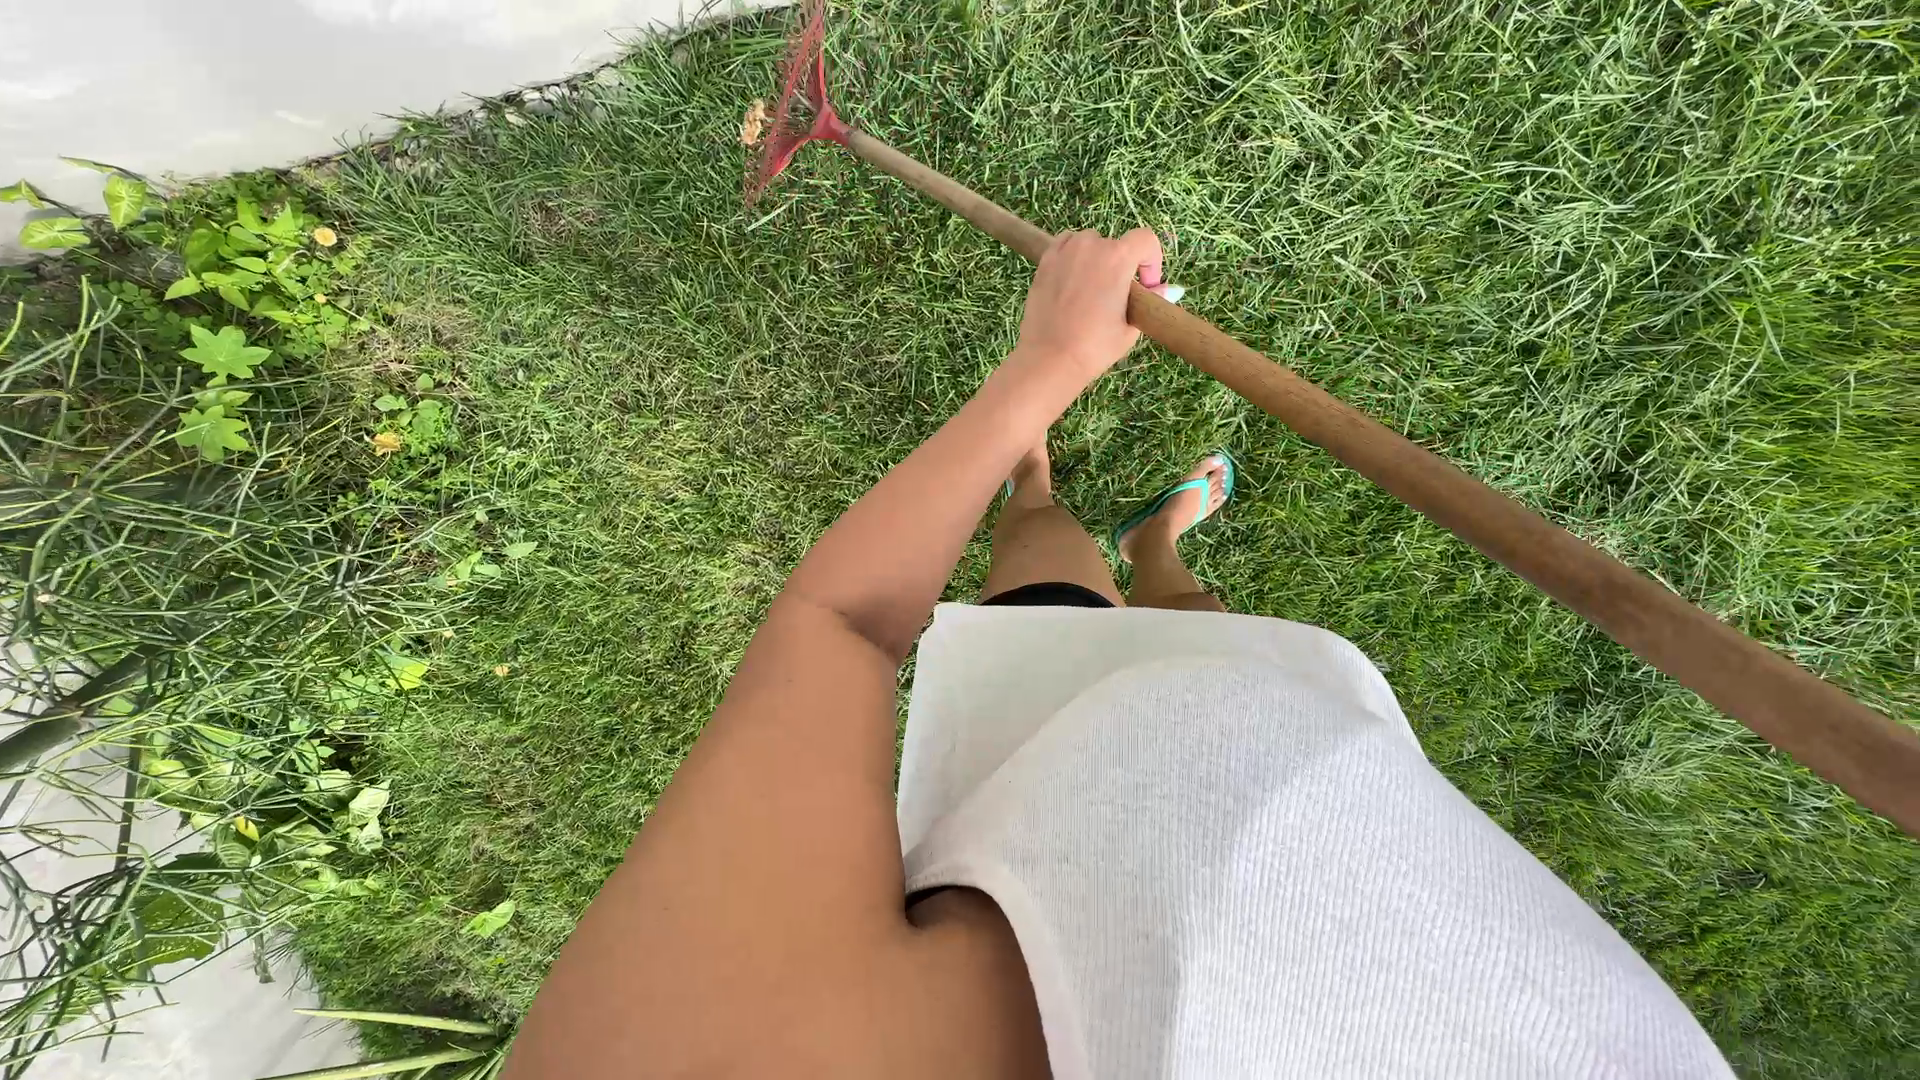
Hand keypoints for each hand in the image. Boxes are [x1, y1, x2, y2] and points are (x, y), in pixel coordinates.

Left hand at [1010, 227, 1168, 381]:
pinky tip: (1073, 284)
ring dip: (1096, 260)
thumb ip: (1150, 301)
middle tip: (1116, 296)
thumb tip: (1169, 289)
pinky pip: (1065, 247)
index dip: (1152, 261)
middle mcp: (1090, 246)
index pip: (1145, 239)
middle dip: (1121, 266)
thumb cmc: (1094, 347)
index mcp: (1117, 258)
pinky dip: (1073, 258)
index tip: (1146, 286)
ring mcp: (1064, 251)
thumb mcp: (1130, 327)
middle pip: (1116, 244)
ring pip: (1089, 244)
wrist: (1050, 359)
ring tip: (1092, 290)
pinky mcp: (1044, 262)